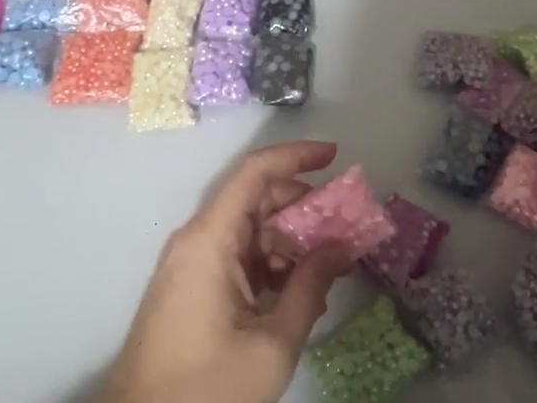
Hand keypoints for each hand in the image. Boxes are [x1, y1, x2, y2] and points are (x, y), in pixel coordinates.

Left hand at [100, 141, 355, 402]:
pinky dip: (270, 264)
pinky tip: (300, 289)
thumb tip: (342, 246)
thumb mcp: (272, 343)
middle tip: (345, 222)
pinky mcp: (191, 289)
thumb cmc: (207, 387)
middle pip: (255, 200)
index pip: (254, 173)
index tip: (335, 157)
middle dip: (303, 204)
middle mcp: (196, 240)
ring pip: (249, 231)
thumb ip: (311, 287)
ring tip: (331, 262)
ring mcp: (191, 265)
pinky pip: (237, 258)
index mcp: (210, 239)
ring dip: (290, 240)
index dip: (296, 156)